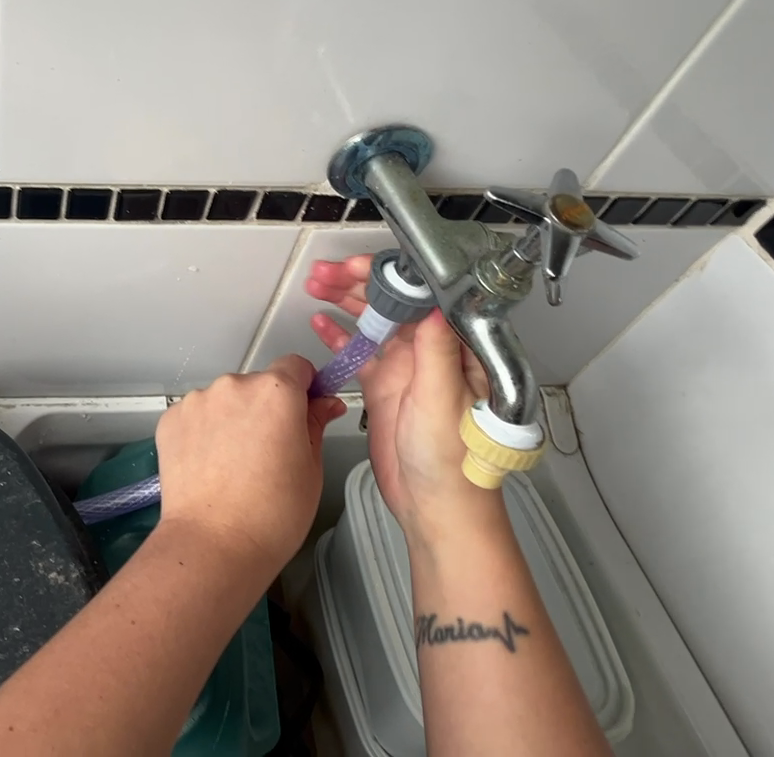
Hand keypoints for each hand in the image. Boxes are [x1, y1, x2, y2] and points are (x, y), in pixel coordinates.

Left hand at [154, 356, 346, 578]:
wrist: (213, 544)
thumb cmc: (271, 514)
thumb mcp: (310, 469)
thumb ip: (315, 424)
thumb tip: (323, 403)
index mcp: (276, 392)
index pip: (295, 366)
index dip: (303, 386)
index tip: (304, 408)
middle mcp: (233, 385)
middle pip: (257, 384)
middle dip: (265, 408)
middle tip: (269, 450)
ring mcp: (197, 400)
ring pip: (224, 400)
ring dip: (232, 418)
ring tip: (234, 464)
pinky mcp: (171, 418)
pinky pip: (196, 415)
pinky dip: (204, 431)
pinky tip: (209, 465)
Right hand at [306, 256, 494, 532]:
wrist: (435, 507)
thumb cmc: (456, 463)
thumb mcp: (444, 401)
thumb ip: (436, 352)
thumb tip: (432, 302)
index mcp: (455, 349)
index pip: (423, 297)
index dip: (390, 275)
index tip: (359, 266)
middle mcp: (430, 352)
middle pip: (392, 302)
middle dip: (358, 282)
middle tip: (326, 272)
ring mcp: (405, 368)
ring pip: (372, 321)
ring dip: (345, 301)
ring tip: (317, 284)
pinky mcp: (383, 386)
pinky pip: (357, 352)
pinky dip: (338, 335)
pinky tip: (320, 321)